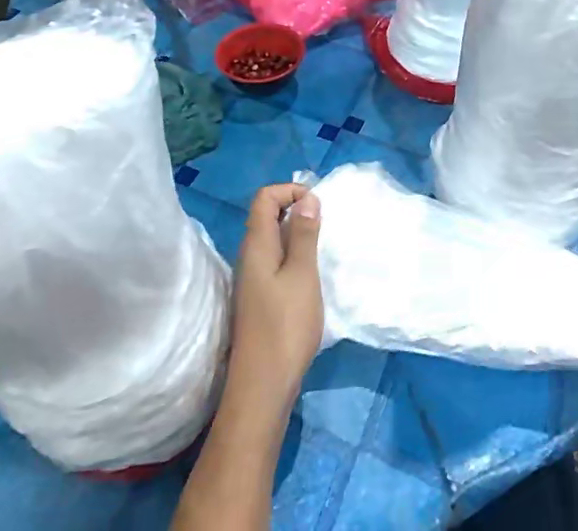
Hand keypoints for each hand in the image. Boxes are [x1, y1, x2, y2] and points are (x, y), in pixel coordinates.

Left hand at [225, 183, 323, 420]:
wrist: (263, 386)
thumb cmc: (285, 326)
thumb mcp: (302, 274)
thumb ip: (303, 235)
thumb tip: (307, 197)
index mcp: (256, 246)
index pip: (264, 198)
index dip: (290, 191)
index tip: (318, 206)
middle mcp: (250, 257)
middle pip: (267, 216)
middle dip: (297, 210)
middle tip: (327, 226)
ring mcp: (253, 279)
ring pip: (273, 240)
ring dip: (298, 234)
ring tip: (324, 248)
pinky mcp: (261, 298)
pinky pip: (277, 261)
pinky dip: (295, 256)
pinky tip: (313, 274)